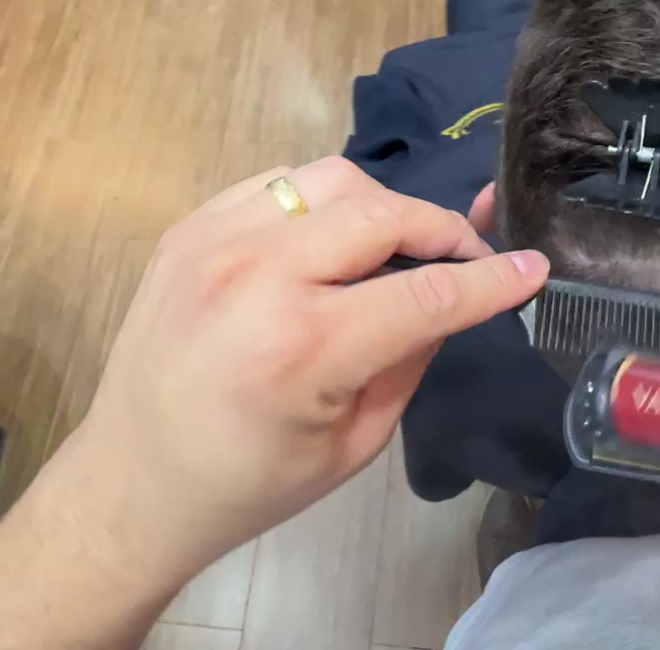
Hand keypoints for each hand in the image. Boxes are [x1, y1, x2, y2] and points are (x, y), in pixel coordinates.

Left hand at [56, 158, 547, 587]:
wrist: (129, 480)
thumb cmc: (249, 481)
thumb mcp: (355, 442)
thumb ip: (412, 354)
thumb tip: (454, 295)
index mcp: (301, 347)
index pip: (424, 293)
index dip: (489, 280)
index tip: (530, 268)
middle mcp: (256, 274)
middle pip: (383, 213)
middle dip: (440, 229)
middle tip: (463, 256)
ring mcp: (214, 238)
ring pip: (334, 178)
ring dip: (381, 207)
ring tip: (389, 248)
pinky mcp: (191, 225)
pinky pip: (282, 182)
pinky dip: (322, 202)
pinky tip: (326, 240)